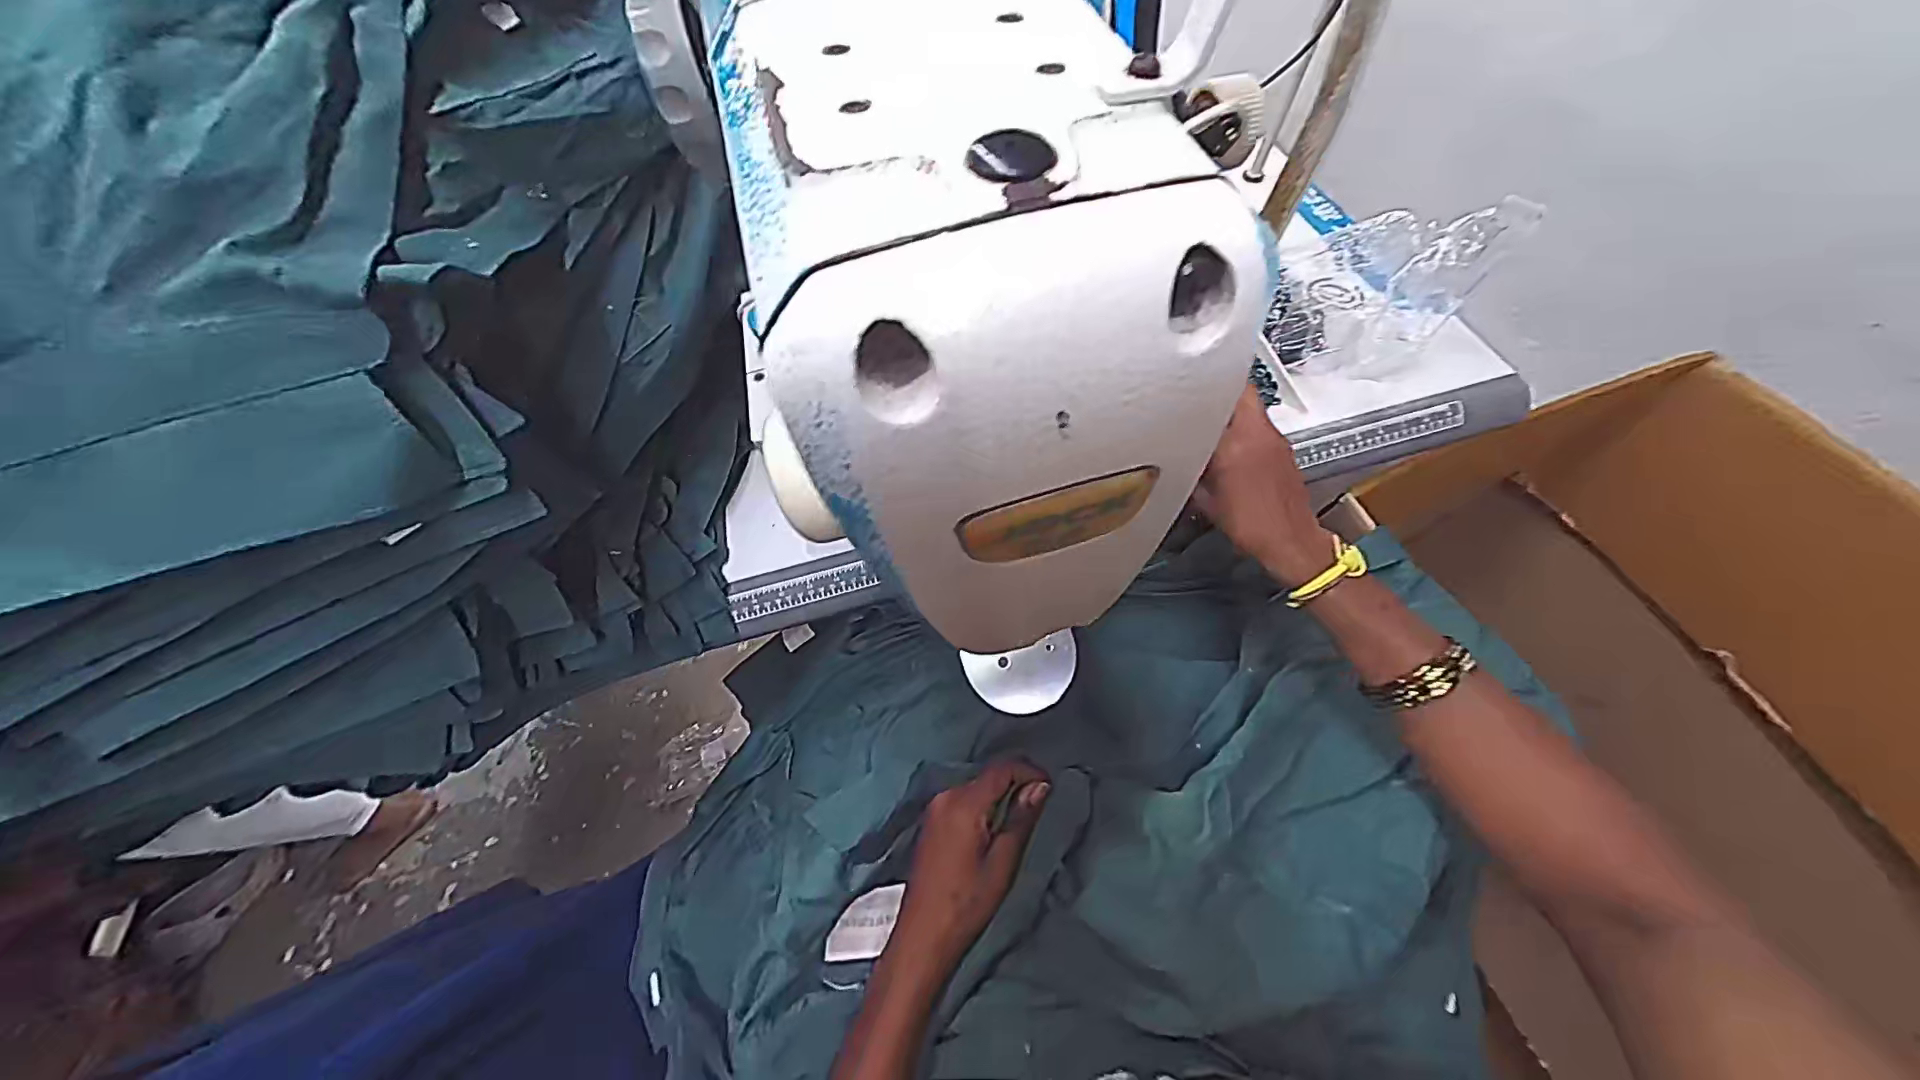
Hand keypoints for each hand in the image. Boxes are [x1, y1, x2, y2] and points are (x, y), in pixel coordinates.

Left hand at [893, 761, 1050, 965]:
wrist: (923, 934)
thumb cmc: (967, 903)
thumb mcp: (1003, 862)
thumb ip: (1021, 819)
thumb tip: (1040, 786)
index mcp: (963, 804)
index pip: (1001, 769)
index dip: (1029, 770)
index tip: (1050, 785)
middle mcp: (946, 797)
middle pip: (988, 776)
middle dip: (1016, 783)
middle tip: (1040, 802)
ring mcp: (935, 807)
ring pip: (976, 787)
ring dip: (999, 795)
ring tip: (1021, 816)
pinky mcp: (931, 821)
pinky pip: (963, 800)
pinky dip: (983, 805)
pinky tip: (994, 827)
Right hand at [1192, 385, 1335, 584]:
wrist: (1291, 541)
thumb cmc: (1249, 525)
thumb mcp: (1207, 500)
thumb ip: (1194, 472)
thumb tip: (1180, 457)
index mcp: (1238, 443)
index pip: (1224, 396)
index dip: (1204, 387)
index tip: (1186, 390)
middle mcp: (1261, 434)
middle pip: (1243, 394)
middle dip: (1220, 394)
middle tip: (1197, 402)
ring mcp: (1277, 441)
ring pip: (1252, 410)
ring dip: (1232, 414)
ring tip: (1210, 428)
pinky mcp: (1284, 451)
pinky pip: (1260, 429)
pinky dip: (1244, 431)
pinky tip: (1230, 450)